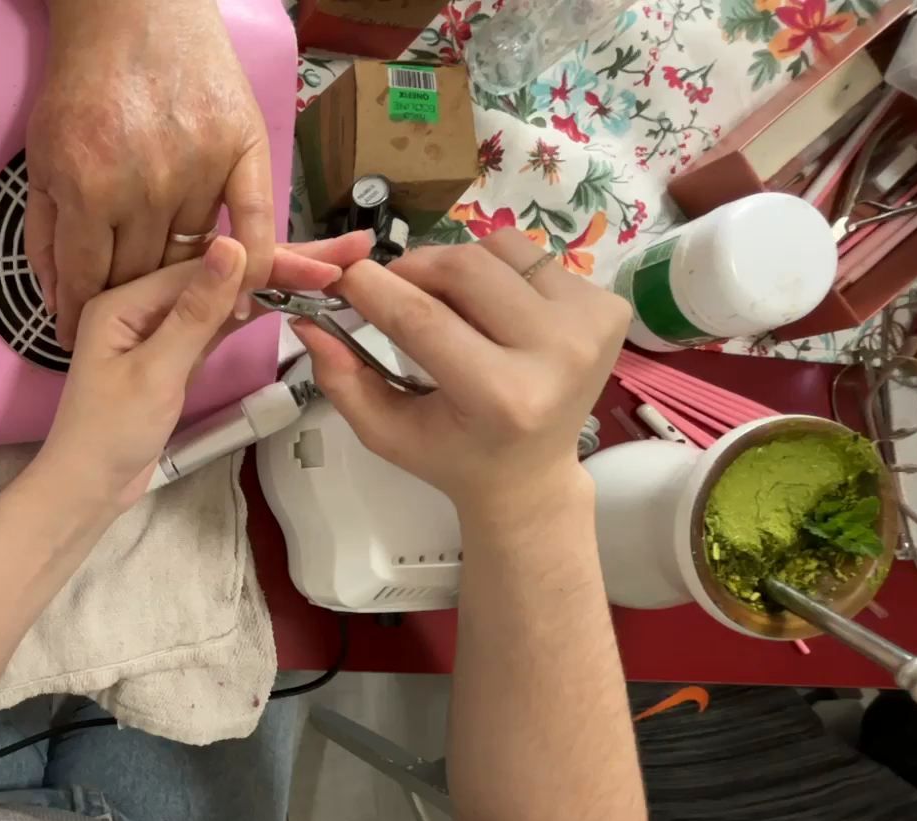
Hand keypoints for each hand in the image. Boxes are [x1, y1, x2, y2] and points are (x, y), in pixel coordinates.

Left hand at [26, 0, 272, 350]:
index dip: (77, 317)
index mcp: (87, 191)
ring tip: (171, 305)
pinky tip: (243, 294)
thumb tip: (56, 304)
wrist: (133, 9)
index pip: (86, 282)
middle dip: (122, 304)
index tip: (74, 340)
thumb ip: (44, 239)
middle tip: (122, 319)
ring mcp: (197, 167)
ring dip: (177, 288)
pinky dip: (252, 264)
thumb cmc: (81, 89)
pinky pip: (254, 222)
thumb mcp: (41, 164)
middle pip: (137, 279)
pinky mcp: (242, 147)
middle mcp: (144, 186)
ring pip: (188, 260)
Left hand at [36, 233, 373, 511]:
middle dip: (282, 266)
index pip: (207, 267)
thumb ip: (196, 312)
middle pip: (218, 277)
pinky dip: (247, 315)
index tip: (326, 262)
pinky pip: (213, 327)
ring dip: (272, 286)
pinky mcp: (169, 359)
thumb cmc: (109, 435)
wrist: (88, 488)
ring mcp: (155, 333)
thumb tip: (233, 245)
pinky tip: (285, 298)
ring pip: (222, 301)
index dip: (269, 261)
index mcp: (124, 300)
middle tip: (351, 253)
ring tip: (332, 271)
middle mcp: (139, 307)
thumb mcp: (156, 371)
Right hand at [295, 231, 630, 527]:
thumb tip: (306, 320)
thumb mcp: (381, 431)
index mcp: (500, 396)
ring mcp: (592, 324)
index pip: (423, 320)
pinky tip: (480, 306)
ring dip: (450, 263)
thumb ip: (340, 378)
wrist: (529, 474)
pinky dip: (491, 270)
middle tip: (381, 286)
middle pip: (464, 270)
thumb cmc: (446, 456)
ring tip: (432, 298)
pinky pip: (532, 257)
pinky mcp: (610, 306)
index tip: (339, 277)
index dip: (372, 290)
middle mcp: (558, 353)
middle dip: (409, 267)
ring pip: (499, 249)